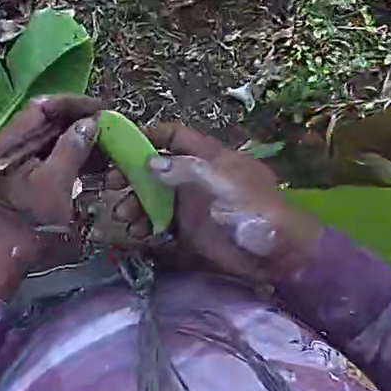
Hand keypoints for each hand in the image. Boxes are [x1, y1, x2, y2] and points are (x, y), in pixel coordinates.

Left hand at [0, 95, 102, 297]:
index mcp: (8, 143)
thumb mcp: (54, 185)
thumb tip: (90, 122)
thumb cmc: (27, 225)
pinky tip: (92, 164)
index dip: (73, 104)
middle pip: (45, 122)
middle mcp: (7, 147)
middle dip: (78, 122)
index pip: (42, 107)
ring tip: (106, 146)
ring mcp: (12, 165)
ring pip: (47, 141)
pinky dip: (68, 158)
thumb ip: (72, 149)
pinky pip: (46, 159)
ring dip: (76, 141)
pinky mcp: (19, 181)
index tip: (102, 110)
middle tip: (108, 128)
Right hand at [105, 122, 320, 282]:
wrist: (280, 255)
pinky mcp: (189, 230)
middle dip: (130, 175)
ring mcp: (191, 204)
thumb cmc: (256, 211)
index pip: (174, 136)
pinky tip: (136, 232)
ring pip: (152, 196)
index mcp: (208, 157)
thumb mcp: (223, 183)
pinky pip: (158, 222)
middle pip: (155, 167)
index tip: (119, 144)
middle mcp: (195, 177)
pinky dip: (144, 225)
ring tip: (123, 217)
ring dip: (133, 203)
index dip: (148, 135)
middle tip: (110, 186)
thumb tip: (150, 162)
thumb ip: (186, 169)